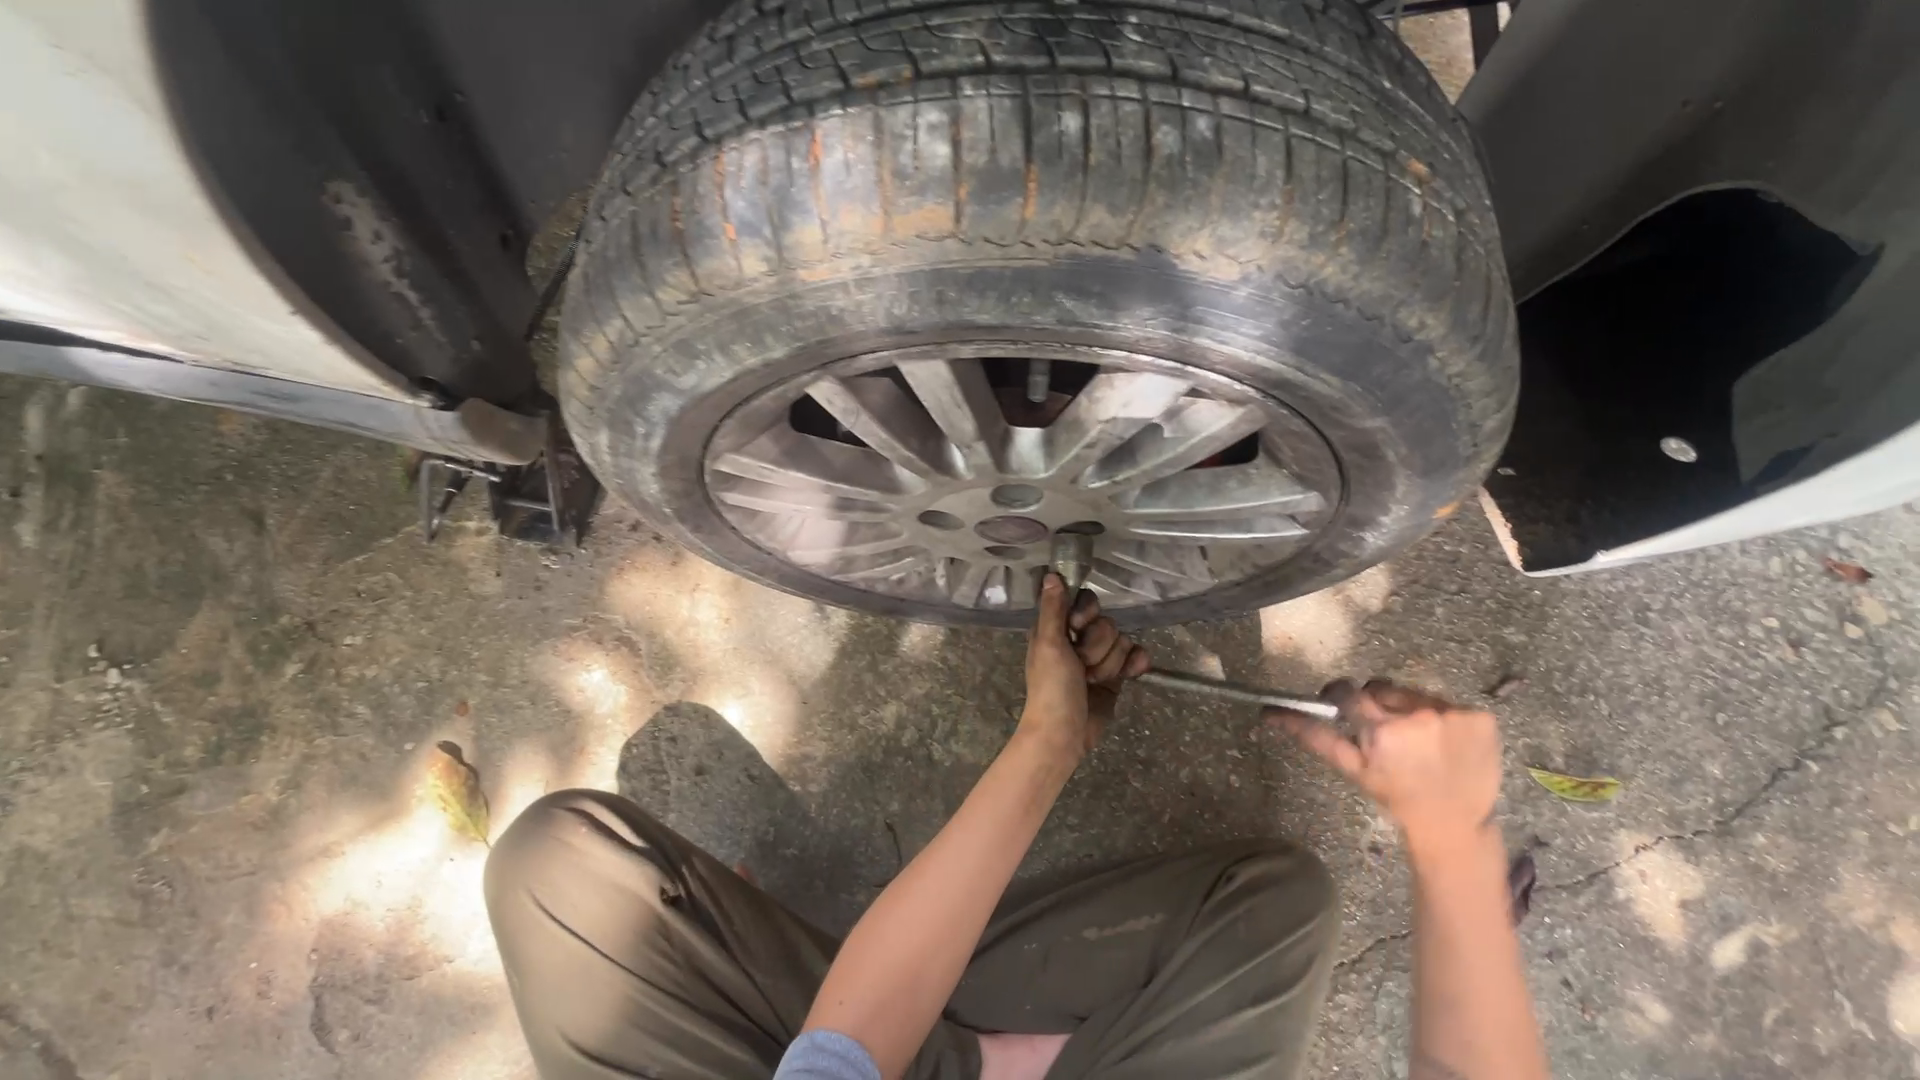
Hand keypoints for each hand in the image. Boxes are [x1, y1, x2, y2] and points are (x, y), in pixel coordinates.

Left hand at [1021, 574, 1149, 758]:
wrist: (1065, 732)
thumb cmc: (1051, 687)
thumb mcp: (1048, 644)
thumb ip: (1053, 609)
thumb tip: (1051, 573)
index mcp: (1057, 629)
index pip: (1085, 602)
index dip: (1087, 614)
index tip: (1077, 628)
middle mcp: (1078, 640)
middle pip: (1107, 623)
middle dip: (1097, 647)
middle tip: (1081, 667)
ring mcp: (1098, 659)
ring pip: (1122, 641)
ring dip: (1110, 663)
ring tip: (1092, 681)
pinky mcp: (1116, 677)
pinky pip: (1135, 657)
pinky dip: (1136, 664)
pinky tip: (1133, 673)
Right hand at [1266, 680, 1501, 856]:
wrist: (1455, 824)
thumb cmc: (1396, 797)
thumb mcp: (1351, 769)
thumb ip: (1314, 736)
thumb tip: (1270, 714)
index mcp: (1382, 729)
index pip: (1348, 692)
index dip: (1341, 696)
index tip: (1341, 704)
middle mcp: (1417, 714)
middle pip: (1382, 689)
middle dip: (1377, 705)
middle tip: (1384, 731)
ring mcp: (1453, 714)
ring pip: (1416, 694)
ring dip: (1410, 709)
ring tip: (1418, 740)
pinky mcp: (1481, 716)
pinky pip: (1450, 704)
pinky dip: (1445, 719)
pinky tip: (1446, 743)